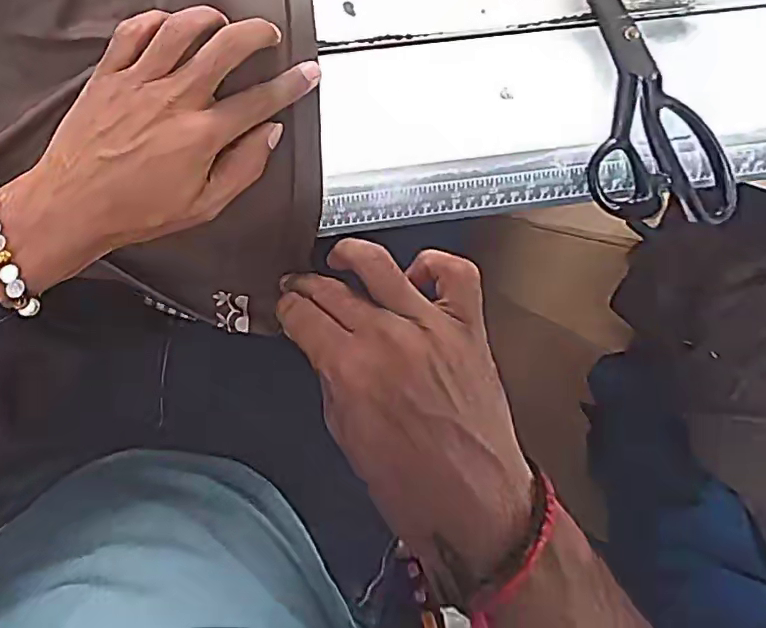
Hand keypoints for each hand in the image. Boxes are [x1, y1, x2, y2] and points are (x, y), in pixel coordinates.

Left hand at [0, 7, 319, 290]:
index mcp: (200, 135)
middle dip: (257, 32)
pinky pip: (132, 32)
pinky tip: (167, 25)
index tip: (307, 72)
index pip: (260, 99)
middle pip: (227, 46)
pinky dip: (154, 20)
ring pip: (181, 28)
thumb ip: (243, 168)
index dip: (292, 83)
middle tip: (267, 34)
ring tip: (221, 21)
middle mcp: (172, 100)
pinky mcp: (108, 76)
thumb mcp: (201, 207)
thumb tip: (269, 134)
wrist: (69, 207)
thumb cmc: (131, 212)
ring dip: (209, 17)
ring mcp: (137, 83)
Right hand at [278, 239, 533, 606]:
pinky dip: (432, 264)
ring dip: (349, 255)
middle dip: (304, 285)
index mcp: (351, 370)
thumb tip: (316, 344)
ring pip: (378, 262)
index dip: (286, 308)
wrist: (480, 511)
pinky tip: (414, 275)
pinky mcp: (468, 329)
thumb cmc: (412, 486)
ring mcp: (431, 328)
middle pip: (329, 287)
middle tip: (299, 289)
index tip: (285, 308)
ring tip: (341, 260)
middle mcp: (387, 339)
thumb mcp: (345, 433)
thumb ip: (327, 377)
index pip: (301, 313)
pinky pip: (454, 273)